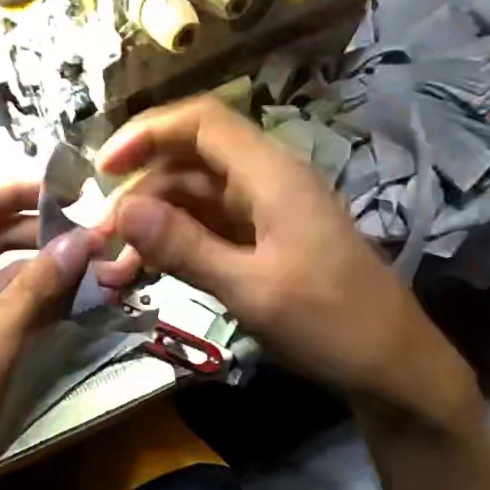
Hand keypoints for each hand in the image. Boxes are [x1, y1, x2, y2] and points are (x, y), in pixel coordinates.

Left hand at [0, 182, 104, 489]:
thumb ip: (37, 286)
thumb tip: (83, 237)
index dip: (13, 192)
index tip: (63, 192)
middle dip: (37, 234)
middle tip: (89, 232)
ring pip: (0, 272)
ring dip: (44, 268)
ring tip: (94, 263)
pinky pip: (6, 304)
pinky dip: (38, 299)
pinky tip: (77, 295)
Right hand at [99, 97, 479, 428]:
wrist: (390, 366)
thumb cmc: (330, 323)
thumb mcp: (250, 288)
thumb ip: (184, 247)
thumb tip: (121, 211)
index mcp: (270, 175)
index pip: (199, 123)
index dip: (145, 134)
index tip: (99, 169)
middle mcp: (267, 182)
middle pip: (189, 164)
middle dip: (139, 197)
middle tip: (99, 243)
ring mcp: (268, 214)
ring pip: (195, 201)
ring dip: (153, 228)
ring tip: (115, 272)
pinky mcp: (267, 243)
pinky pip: (210, 230)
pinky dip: (176, 247)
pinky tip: (148, 274)